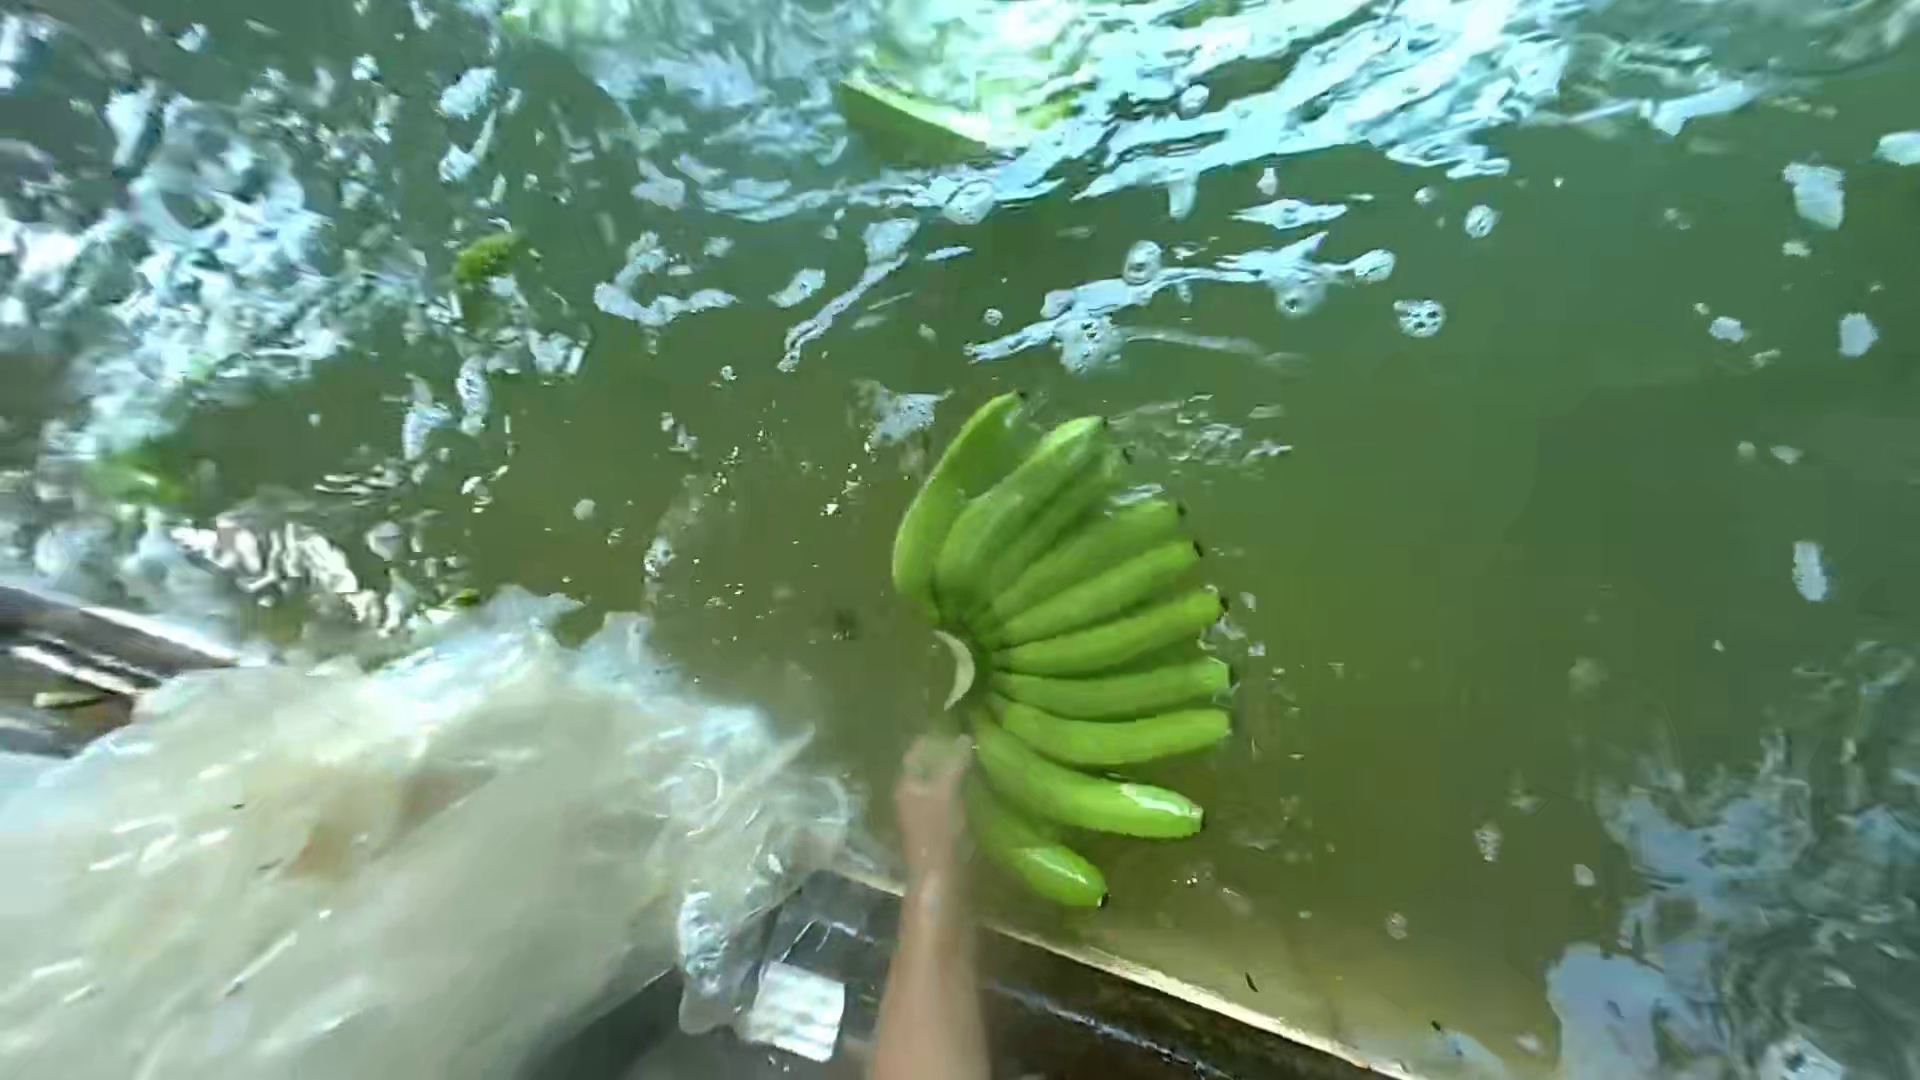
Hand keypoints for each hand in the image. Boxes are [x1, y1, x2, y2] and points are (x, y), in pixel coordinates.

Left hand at [894, 733, 971, 884]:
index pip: (916, 751)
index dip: (934, 737)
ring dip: (953, 770)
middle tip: (970, 742)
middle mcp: (909, 796)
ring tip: (976, 760)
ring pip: (936, 782)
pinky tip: (976, 786)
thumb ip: (954, 762)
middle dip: (946, 753)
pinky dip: (958, 787)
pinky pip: (945, 797)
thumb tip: (964, 737)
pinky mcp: (936, 827)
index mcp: (906, 784)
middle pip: (926, 765)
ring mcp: (922, 813)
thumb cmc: (939, 832)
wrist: (941, 881)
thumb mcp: (947, 791)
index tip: (957, 726)